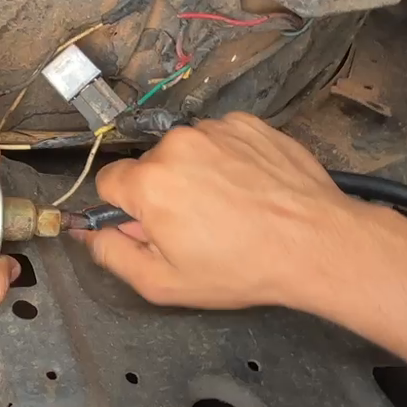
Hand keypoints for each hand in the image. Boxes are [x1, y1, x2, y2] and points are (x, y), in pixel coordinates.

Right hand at [79, 112, 405, 312]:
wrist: (317, 244)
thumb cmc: (240, 268)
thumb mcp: (164, 282)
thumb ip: (112, 255)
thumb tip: (89, 232)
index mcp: (147, 183)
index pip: (109, 181)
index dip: (126, 208)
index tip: (152, 226)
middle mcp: (174, 145)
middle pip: (149, 166)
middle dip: (163, 192)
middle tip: (198, 225)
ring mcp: (214, 129)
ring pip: (185, 151)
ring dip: (196, 173)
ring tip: (230, 206)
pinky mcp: (247, 123)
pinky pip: (220, 138)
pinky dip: (227, 158)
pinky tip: (249, 187)